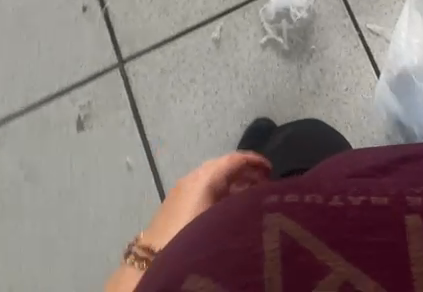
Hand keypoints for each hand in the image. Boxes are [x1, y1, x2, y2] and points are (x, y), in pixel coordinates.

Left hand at [143, 152, 272, 249]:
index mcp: (205, 177)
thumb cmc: (191, 238)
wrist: (150, 263)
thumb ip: (241, 206)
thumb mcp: (222, 220)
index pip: (234, 159)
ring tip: (253, 199)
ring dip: (234, 184)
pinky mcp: (177, 203)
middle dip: (246, 173)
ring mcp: (183, 189)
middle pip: (224, 166)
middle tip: (266, 185)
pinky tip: (230, 210)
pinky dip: (221, 192)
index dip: (254, 161)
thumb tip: (259, 200)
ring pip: (214, 178)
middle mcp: (193, 177)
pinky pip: (205, 189)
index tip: (272, 170)